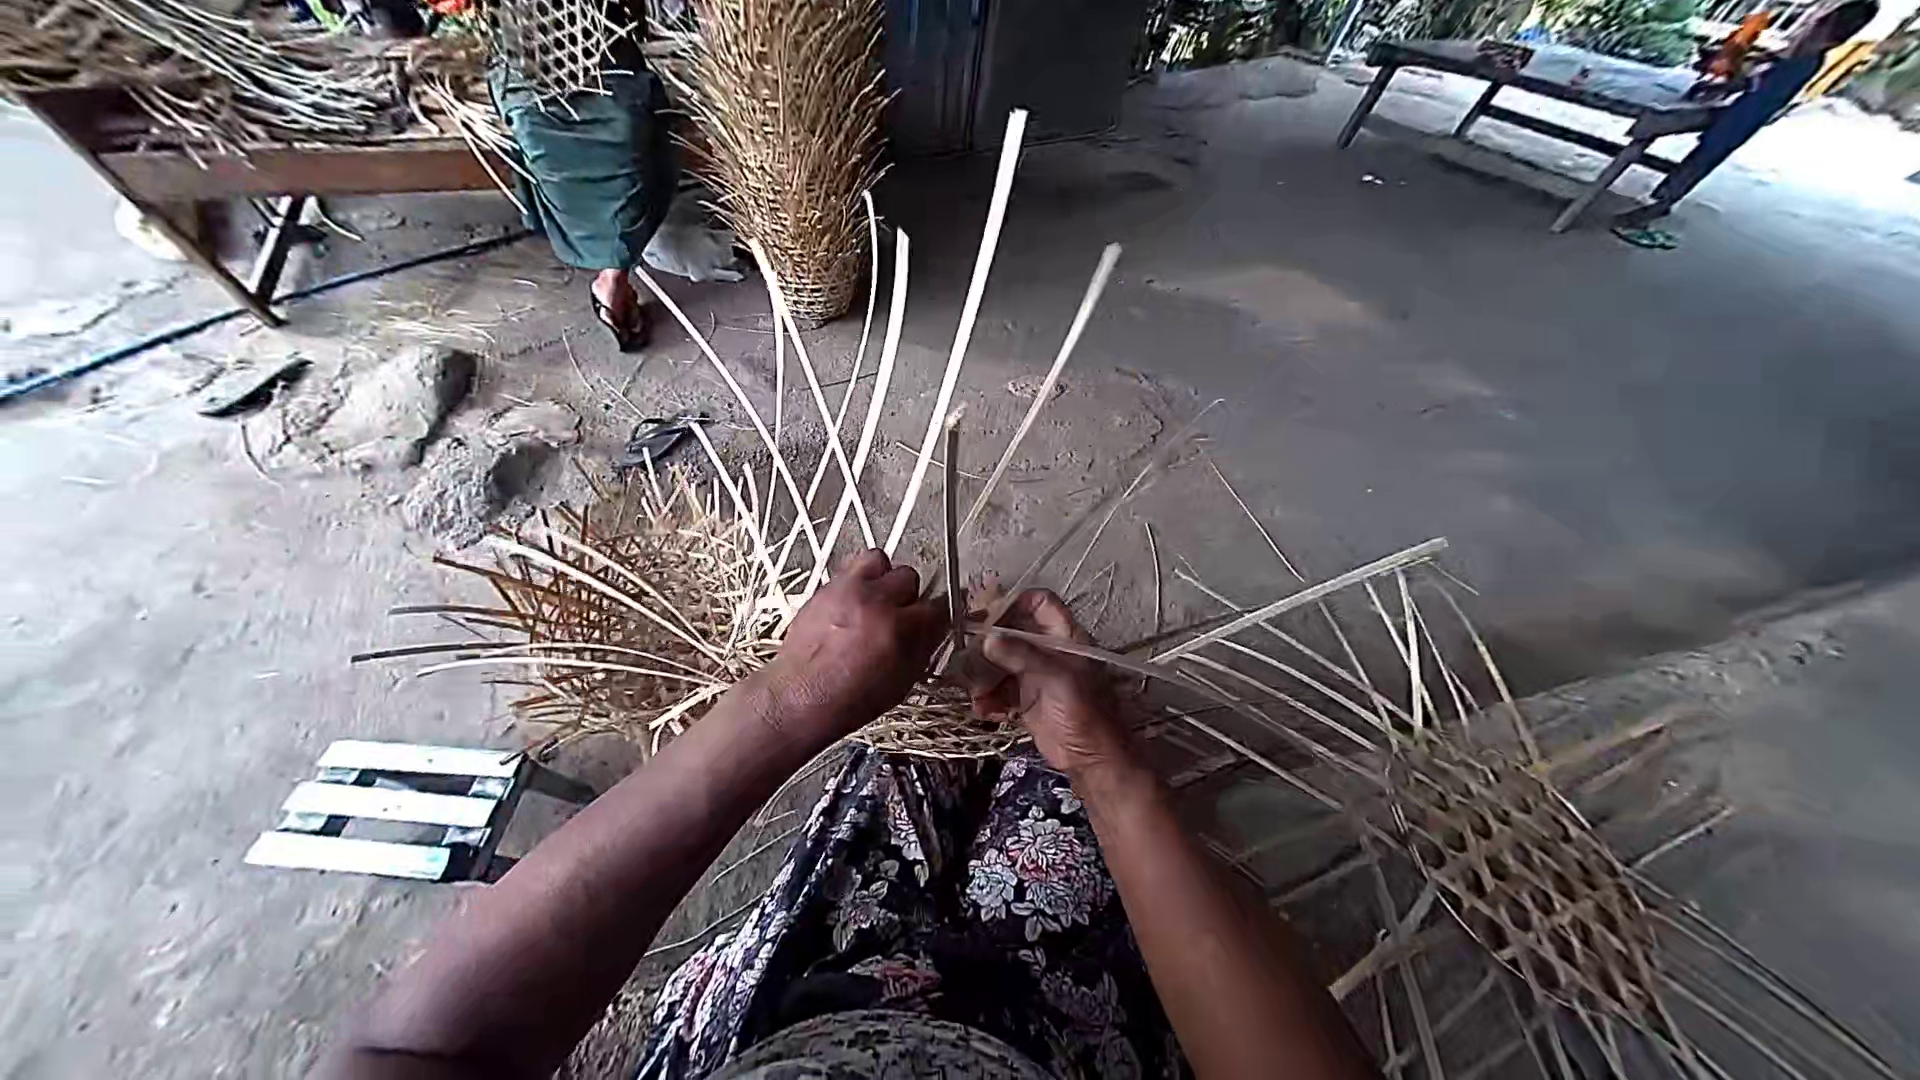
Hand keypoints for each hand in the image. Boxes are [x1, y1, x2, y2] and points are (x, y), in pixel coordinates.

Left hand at [761, 550, 946, 745]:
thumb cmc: (846, 699)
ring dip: (882, 577)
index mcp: (900, 628)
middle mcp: (874, 602)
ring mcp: (846, 591)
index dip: (937, 615)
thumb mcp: (902, 682)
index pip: (936, 606)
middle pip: (908, 576)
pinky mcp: (824, 589)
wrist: (799, 699)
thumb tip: (932, 630)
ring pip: (878, 559)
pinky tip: (853, 605)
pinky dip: (856, 582)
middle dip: (909, 595)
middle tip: (901, 613)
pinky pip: (848, 570)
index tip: (932, 620)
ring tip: (877, 598)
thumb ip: (923, 648)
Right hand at [971, 589, 1132, 774]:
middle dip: (987, 647)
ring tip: (978, 694)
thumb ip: (1024, 655)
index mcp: (1063, 636)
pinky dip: (987, 698)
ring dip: (982, 677)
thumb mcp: (1057, 678)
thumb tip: (989, 639)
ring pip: (997, 661)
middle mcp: (1046, 650)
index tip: (988, 618)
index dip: (1014, 603)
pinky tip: (985, 710)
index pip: (1038, 603)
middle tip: (971, 660)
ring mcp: (1033, 673)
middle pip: (1009, 632)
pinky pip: (996, 689)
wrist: (1092, 758)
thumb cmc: (1085, 711)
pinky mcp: (1023, 697)